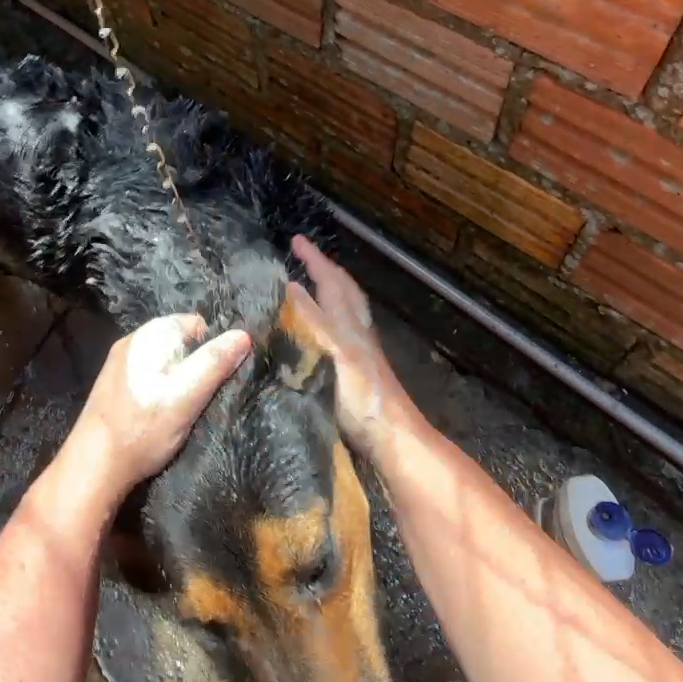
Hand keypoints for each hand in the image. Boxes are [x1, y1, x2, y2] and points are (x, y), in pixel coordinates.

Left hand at [63, 314, 251, 501]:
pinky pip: (149, 377)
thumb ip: (214, 363)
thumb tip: (243, 334)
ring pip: (165, 363)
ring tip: (182, 410)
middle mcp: (133, 339)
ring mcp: (121, 362)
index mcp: (151, 333)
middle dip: (196, 367)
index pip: (198, 325)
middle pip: (181, 344)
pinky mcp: (114, 384)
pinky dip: (160, 391)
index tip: (217, 380)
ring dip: (178, 382)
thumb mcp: (187, 396)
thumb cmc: (143, 427)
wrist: (94, 464)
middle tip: (201, 399)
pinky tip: (159, 414)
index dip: (213, 350)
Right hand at [290, 236, 412, 458]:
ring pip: (342, 313)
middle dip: (325, 271)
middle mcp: (356, 334)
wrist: (393, 440)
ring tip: (306, 289)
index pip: (331, 282)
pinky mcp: (353, 376)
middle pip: (344, 293)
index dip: (315, 260)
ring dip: (326, 295)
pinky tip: (313, 336)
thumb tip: (289, 285)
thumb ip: (312, 320)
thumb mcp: (335, 351)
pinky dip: (323, 323)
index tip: (296, 240)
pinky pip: (336, 335)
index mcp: (349, 324)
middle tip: (305, 258)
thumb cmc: (364, 396)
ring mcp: (358, 355)